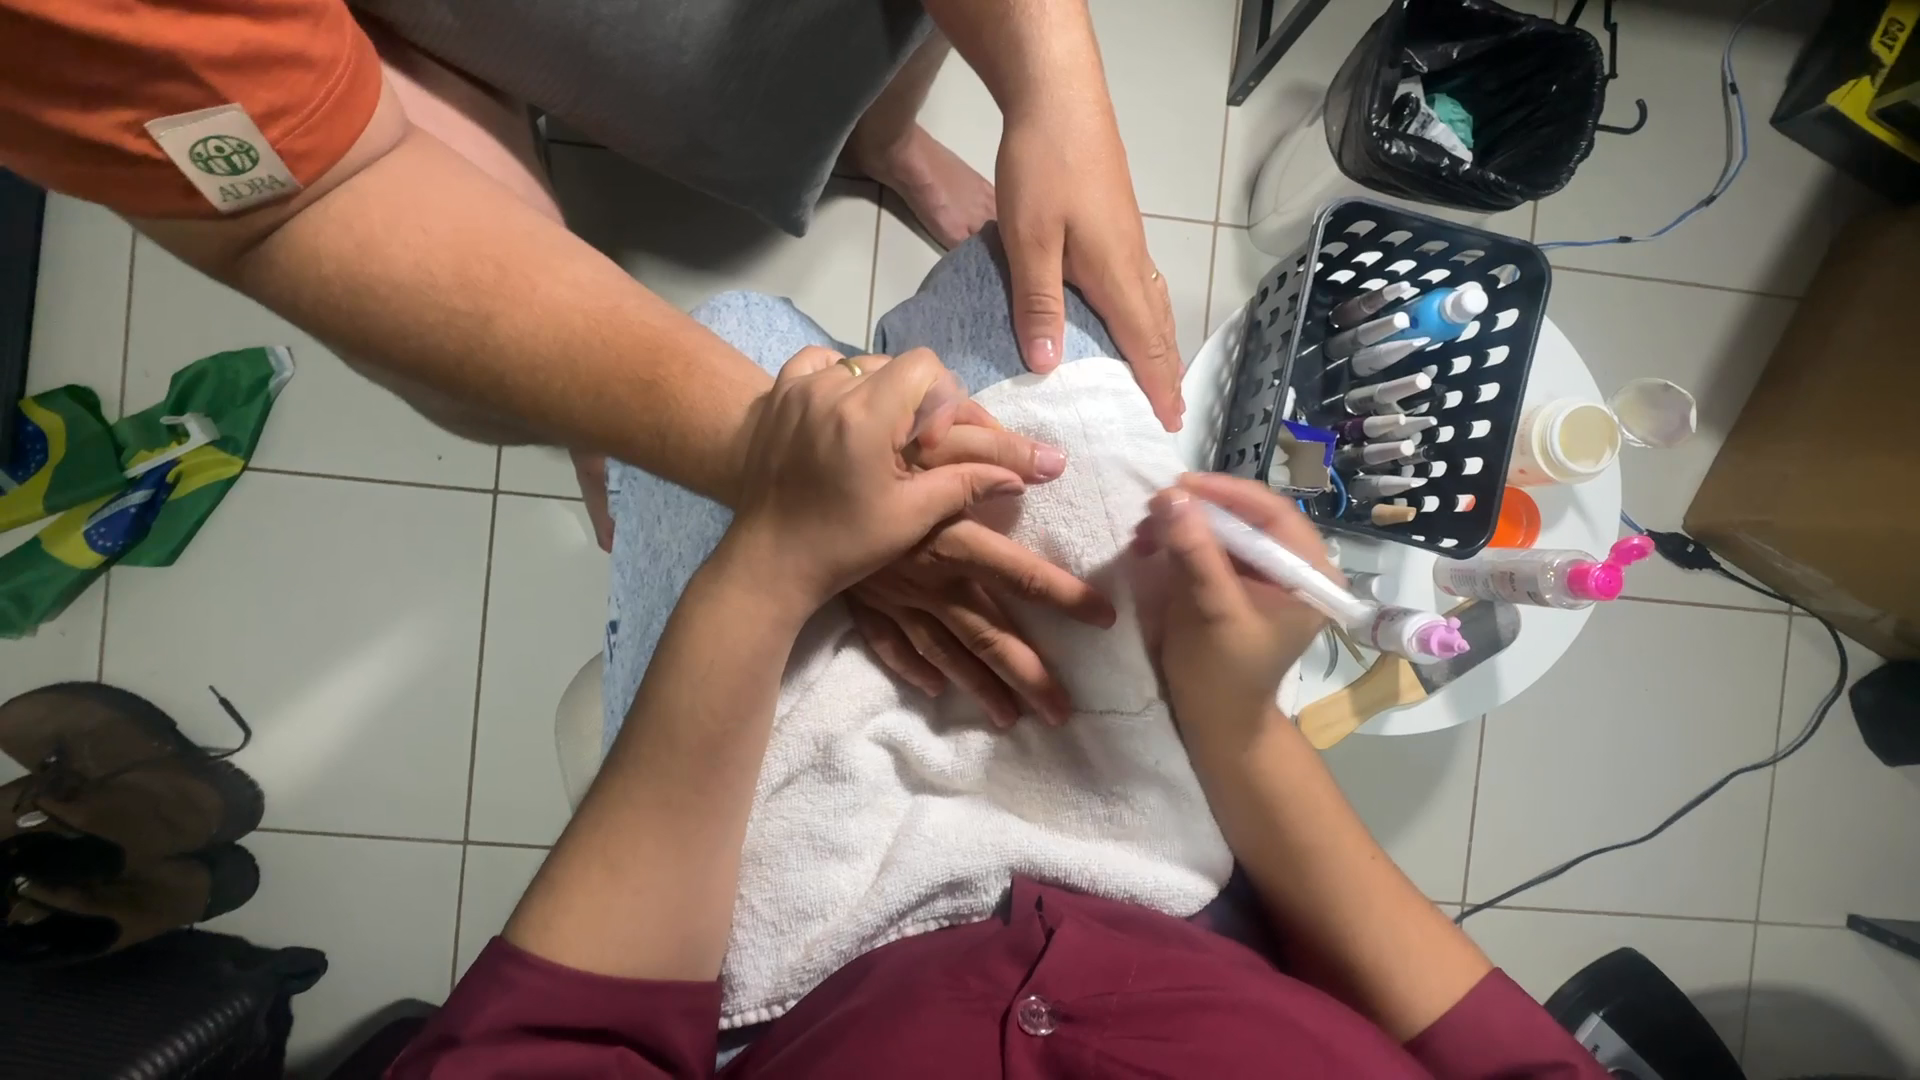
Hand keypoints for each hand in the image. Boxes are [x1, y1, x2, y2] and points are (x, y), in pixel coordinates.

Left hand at [724, 346, 1027, 610]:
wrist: (769, 561)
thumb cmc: (844, 545)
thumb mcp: (912, 516)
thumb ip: (967, 483)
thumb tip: (1019, 475)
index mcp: (865, 415)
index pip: (925, 367)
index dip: (941, 401)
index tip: (930, 447)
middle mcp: (828, 389)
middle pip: (896, 364)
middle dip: (916, 399)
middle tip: (914, 447)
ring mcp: (795, 389)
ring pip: (860, 364)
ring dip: (879, 391)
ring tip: (878, 436)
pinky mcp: (774, 397)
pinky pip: (816, 364)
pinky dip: (836, 378)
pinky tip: (842, 412)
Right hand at [848, 399, 1116, 728]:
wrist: (798, 484)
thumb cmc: (872, 457)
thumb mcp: (934, 442)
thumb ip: (993, 451)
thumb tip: (1053, 462)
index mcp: (956, 544)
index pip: (1023, 578)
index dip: (1067, 599)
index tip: (1105, 621)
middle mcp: (933, 584)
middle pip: (989, 637)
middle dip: (1029, 676)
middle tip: (1063, 713)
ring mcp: (897, 601)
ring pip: (946, 654)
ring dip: (979, 688)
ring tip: (1010, 720)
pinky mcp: (866, 603)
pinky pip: (892, 645)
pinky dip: (912, 668)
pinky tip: (934, 689)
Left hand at [996, 103, 1182, 431]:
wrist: (1058, 97)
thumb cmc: (1043, 167)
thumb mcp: (1029, 240)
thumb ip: (1038, 303)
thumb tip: (1049, 366)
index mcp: (1116, 273)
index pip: (1146, 343)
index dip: (1158, 385)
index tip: (1171, 422)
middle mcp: (1133, 262)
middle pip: (1159, 327)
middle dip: (1167, 372)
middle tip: (1172, 409)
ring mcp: (1130, 240)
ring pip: (1155, 304)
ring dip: (1160, 344)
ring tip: (1159, 375)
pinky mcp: (1118, 224)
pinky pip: (1143, 285)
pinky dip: (1147, 316)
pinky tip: (1132, 318)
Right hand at [1135, 473, 1334, 727]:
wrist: (1214, 721)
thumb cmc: (1225, 674)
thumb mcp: (1213, 611)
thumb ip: (1197, 554)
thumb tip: (1170, 497)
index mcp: (1308, 574)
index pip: (1273, 513)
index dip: (1228, 493)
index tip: (1181, 485)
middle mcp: (1288, 567)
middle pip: (1245, 516)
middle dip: (1198, 509)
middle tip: (1154, 506)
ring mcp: (1258, 574)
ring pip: (1221, 528)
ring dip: (1181, 524)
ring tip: (1144, 529)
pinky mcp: (1230, 582)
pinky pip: (1205, 547)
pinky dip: (1177, 541)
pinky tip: (1149, 544)